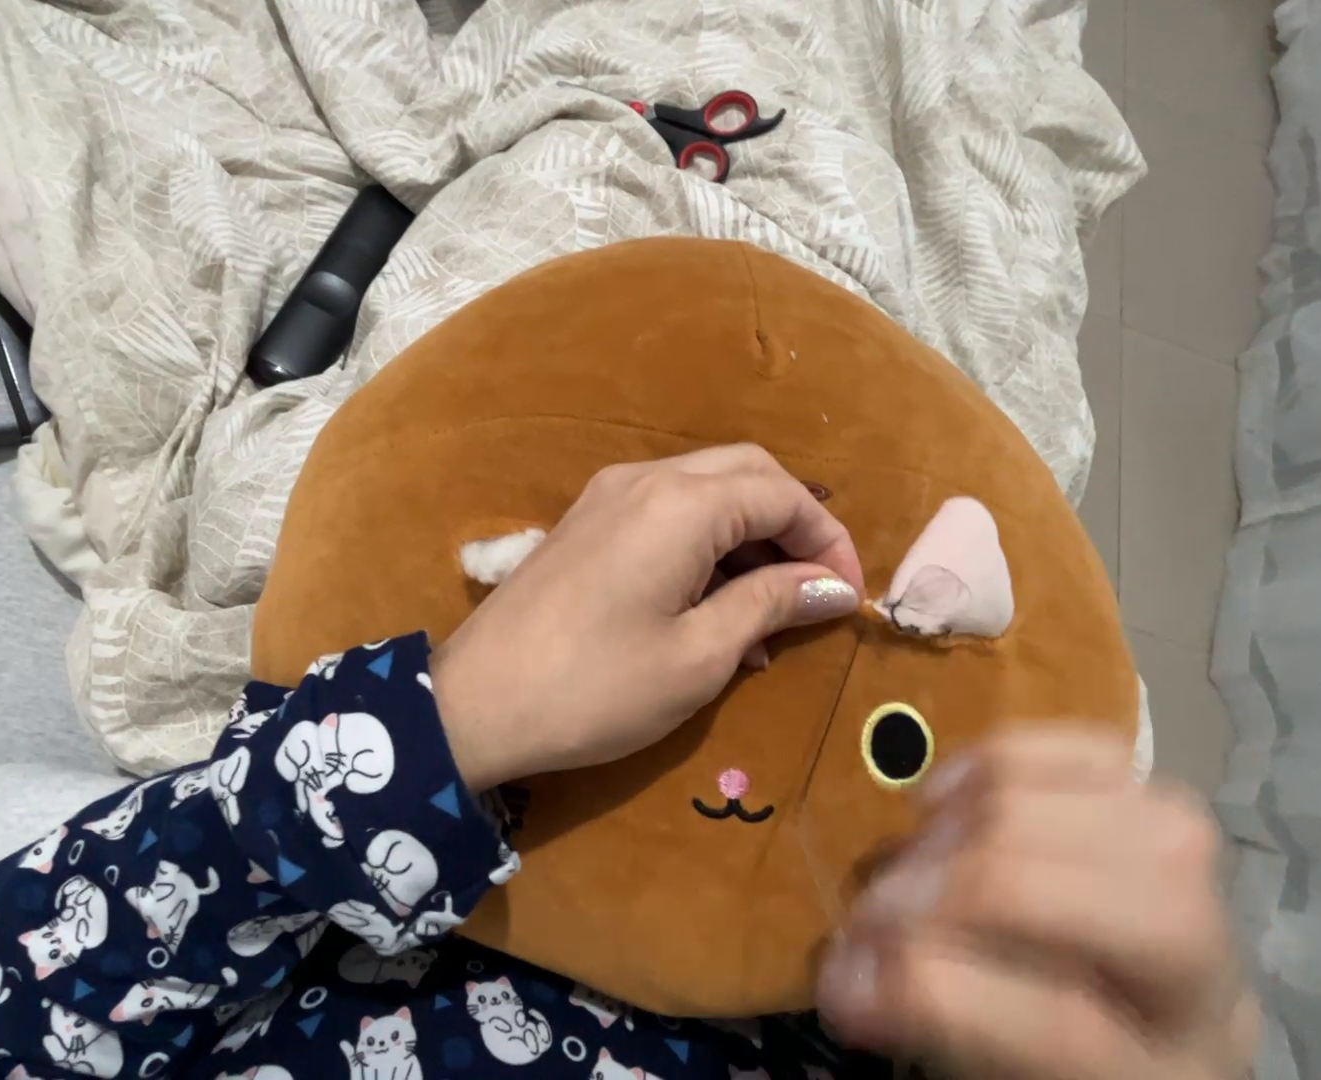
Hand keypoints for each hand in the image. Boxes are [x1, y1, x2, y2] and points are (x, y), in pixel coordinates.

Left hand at [431, 444, 864, 791]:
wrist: (474, 704)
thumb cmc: (595, 688)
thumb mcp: (698, 656)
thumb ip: (770, 605)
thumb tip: (831, 586)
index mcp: (680, 504)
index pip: (782, 494)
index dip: (827, 541)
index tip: (847, 597)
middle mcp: (643, 480)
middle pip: (745, 475)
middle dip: (791, 526)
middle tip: (813, 593)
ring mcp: (605, 496)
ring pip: (703, 492)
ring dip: (746, 538)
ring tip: (766, 616)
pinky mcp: (583, 523)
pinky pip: (662, 514)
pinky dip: (702, 545)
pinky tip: (711, 605)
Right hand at [816, 730, 1258, 1079]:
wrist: (1147, 1017)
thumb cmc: (1060, 1054)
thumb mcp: (1005, 1070)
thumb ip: (929, 1023)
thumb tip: (840, 969)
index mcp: (1166, 1075)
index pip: (1058, 1026)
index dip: (926, 990)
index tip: (839, 984)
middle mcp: (1208, 977)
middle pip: (1041, 891)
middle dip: (923, 891)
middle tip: (867, 911)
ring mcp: (1197, 881)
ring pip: (1050, 807)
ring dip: (948, 829)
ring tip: (909, 859)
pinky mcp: (1162, 808)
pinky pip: (1080, 749)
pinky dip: (990, 763)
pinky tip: (943, 803)